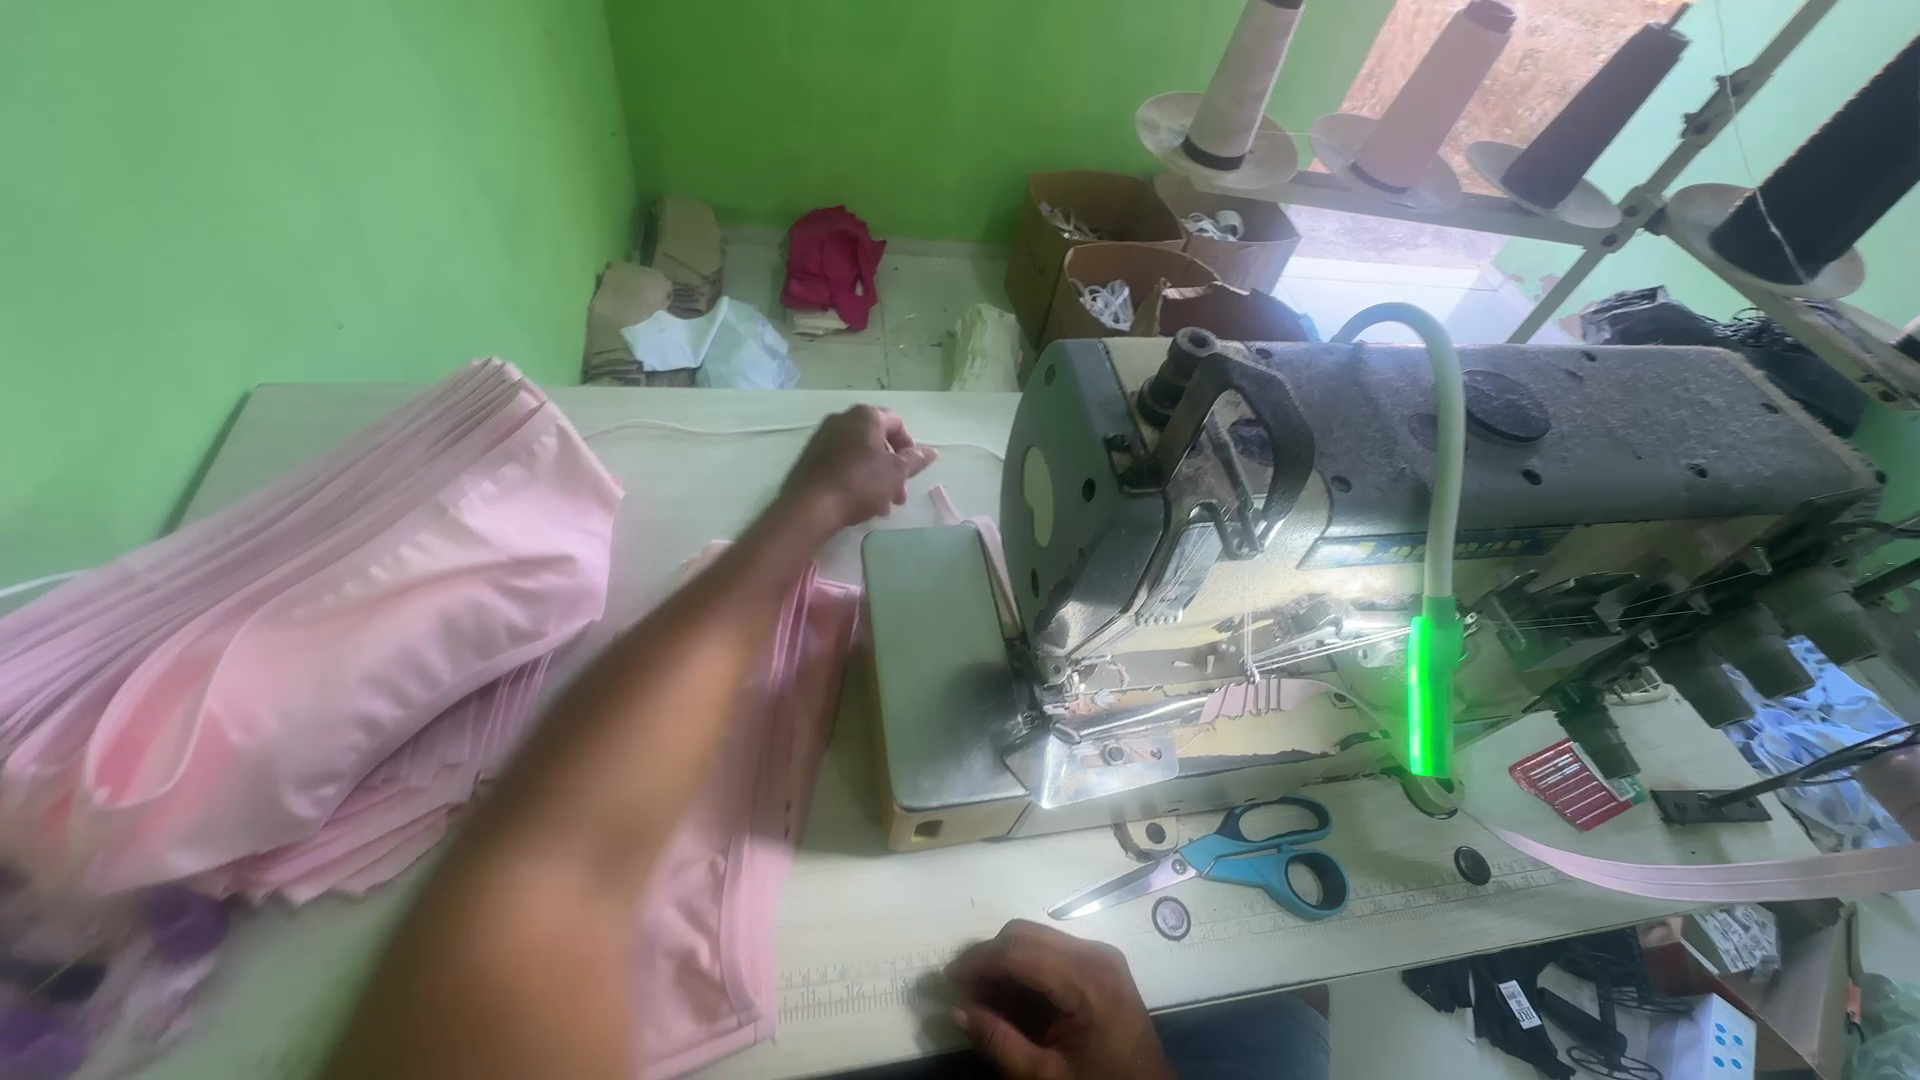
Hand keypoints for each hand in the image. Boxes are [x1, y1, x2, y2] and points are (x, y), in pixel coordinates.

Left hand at [780, 405, 936, 531]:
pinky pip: (843, 464)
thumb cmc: (860, 483)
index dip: (910, 447)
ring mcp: (823, 438)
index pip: (897, 423)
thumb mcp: (895, 473)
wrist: (810, 506)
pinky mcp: (811, 458)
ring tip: (881, 507)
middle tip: (899, 497)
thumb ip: (914, 460)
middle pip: (878, 441)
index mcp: (865, 416)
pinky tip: (860, 504)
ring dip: (877, 479)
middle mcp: (842, 419)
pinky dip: (856, 479)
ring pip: (861, 456)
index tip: (912, 471)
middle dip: (893, 470)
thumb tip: (930, 451)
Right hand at [945, 920, 1173, 1079]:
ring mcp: (1100, 954)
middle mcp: (1095, 954)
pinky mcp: (1100, 962)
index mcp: (1087, 981)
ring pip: (1035, 938)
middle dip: (990, 959)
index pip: (1020, 952)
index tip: (948, 979)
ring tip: (984, 1000)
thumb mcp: (1045, 1077)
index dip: (979, 961)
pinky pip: (1051, 951)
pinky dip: (1025, 969)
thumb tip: (957, 1009)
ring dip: (1005, 963)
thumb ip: (1000, 1042)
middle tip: (965, 993)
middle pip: (1025, 935)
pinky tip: (1010, 1000)